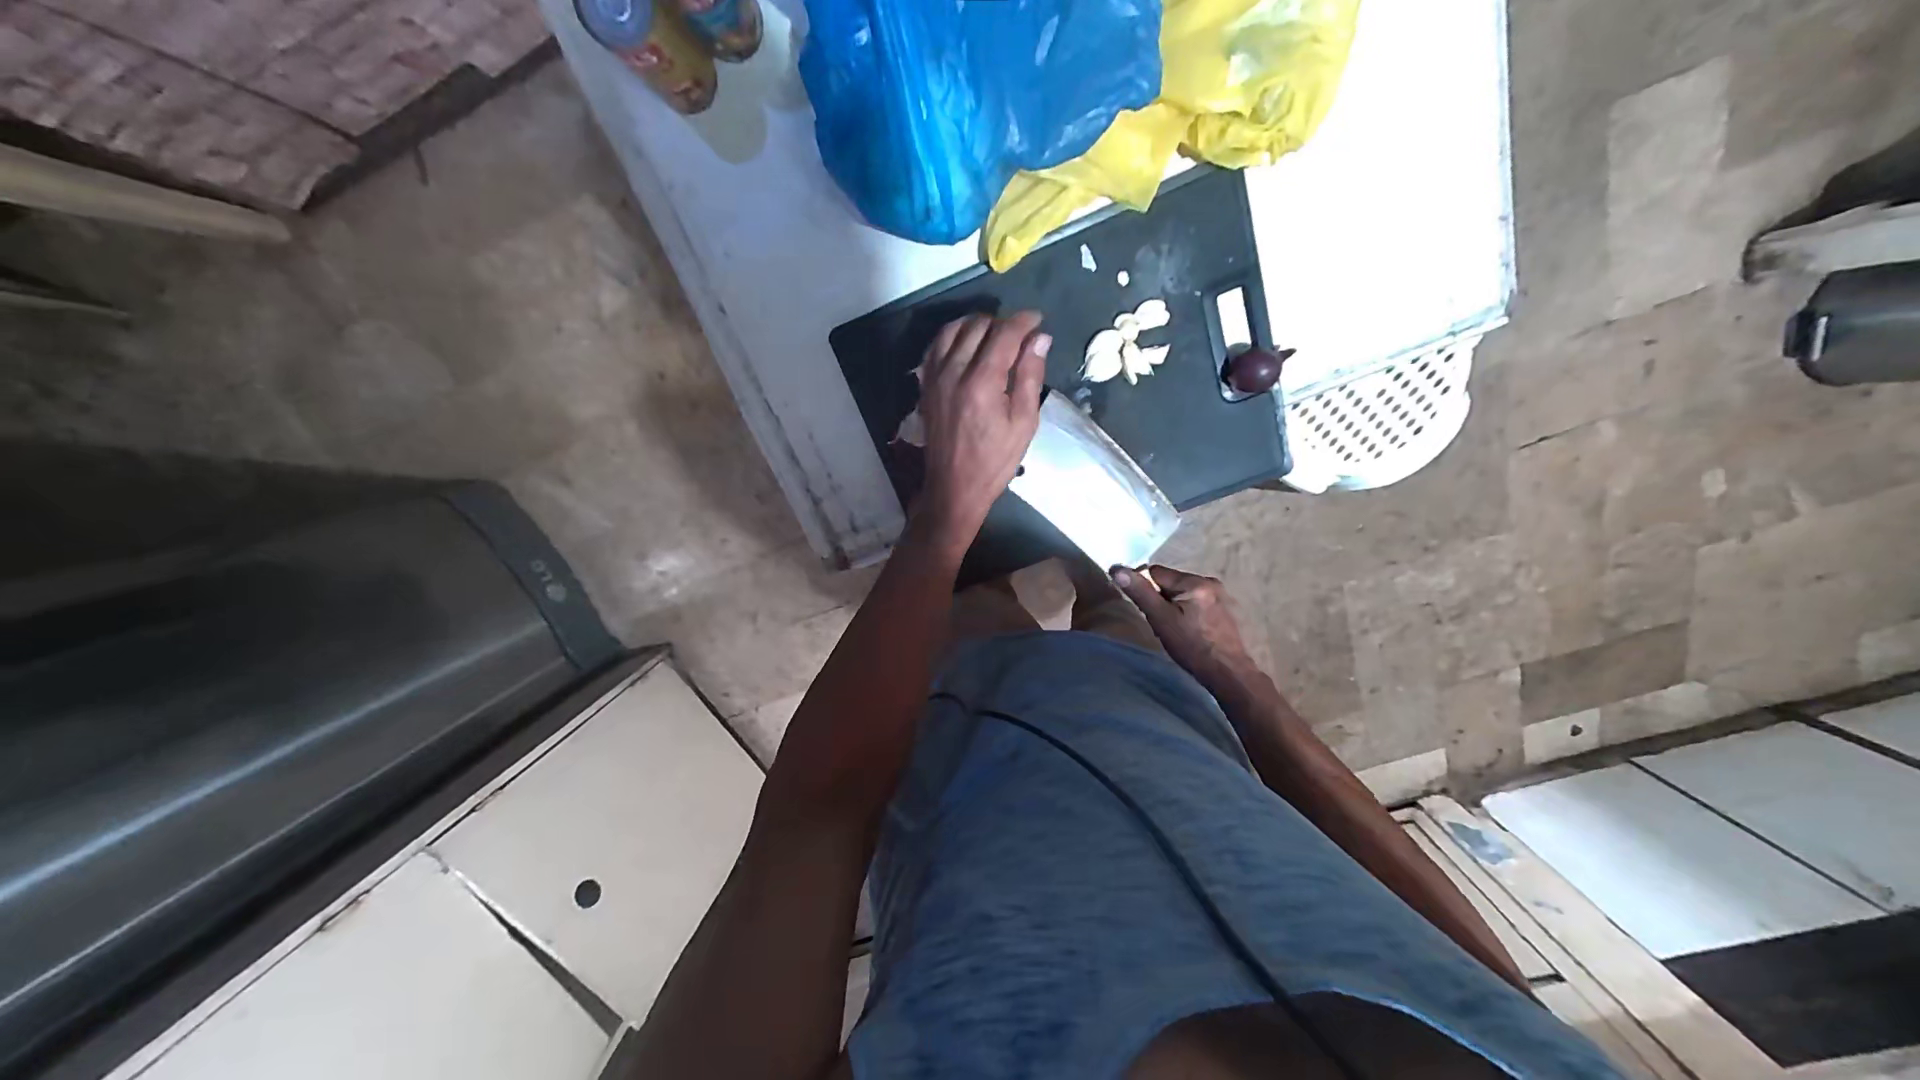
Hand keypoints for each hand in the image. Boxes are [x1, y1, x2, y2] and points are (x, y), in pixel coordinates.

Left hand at [912, 311, 1049, 550]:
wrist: (954, 486)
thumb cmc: (995, 460)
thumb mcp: (1024, 422)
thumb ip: (1030, 376)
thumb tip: (1040, 339)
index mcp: (982, 382)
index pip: (1004, 334)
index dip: (1024, 321)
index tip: (1037, 320)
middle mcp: (953, 372)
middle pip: (978, 325)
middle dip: (1002, 323)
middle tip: (1020, 336)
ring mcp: (934, 377)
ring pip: (953, 329)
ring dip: (976, 325)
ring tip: (995, 337)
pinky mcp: (925, 384)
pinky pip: (936, 346)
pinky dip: (954, 337)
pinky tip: (968, 346)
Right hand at [1111, 565, 1263, 692]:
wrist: (1228, 673)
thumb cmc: (1192, 647)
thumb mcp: (1161, 619)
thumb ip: (1140, 592)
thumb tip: (1117, 569)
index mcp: (1194, 581)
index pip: (1155, 572)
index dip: (1146, 591)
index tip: (1150, 613)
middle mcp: (1210, 581)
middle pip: (1170, 582)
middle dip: (1160, 600)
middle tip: (1162, 624)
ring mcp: (1220, 595)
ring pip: (1182, 593)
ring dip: (1173, 607)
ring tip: (1176, 631)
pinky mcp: (1225, 608)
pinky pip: (1196, 602)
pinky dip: (1187, 612)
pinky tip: (1190, 632)